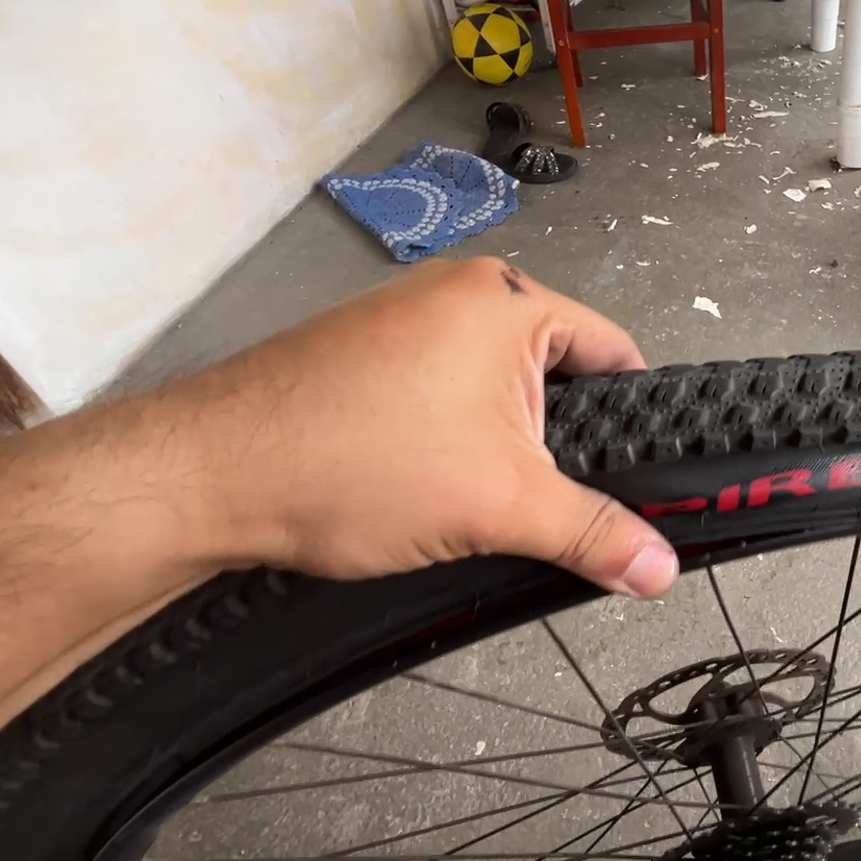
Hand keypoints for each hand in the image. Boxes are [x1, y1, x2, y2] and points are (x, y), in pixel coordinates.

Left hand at [170, 257, 678, 595]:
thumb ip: (593, 533)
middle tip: (557, 492)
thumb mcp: (499, 505)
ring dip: (510, 435)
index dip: (637, 412)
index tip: (639, 467)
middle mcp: (462, 290)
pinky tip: (438, 473)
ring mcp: (410, 314)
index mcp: (508, 298)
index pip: (613, 349)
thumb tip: (662, 569)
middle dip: (564, 433)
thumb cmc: (354, 463)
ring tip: (492, 490)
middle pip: (557, 368)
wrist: (198, 476)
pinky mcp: (372, 347)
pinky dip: (462, 426)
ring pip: (501, 381)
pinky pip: (450, 383)